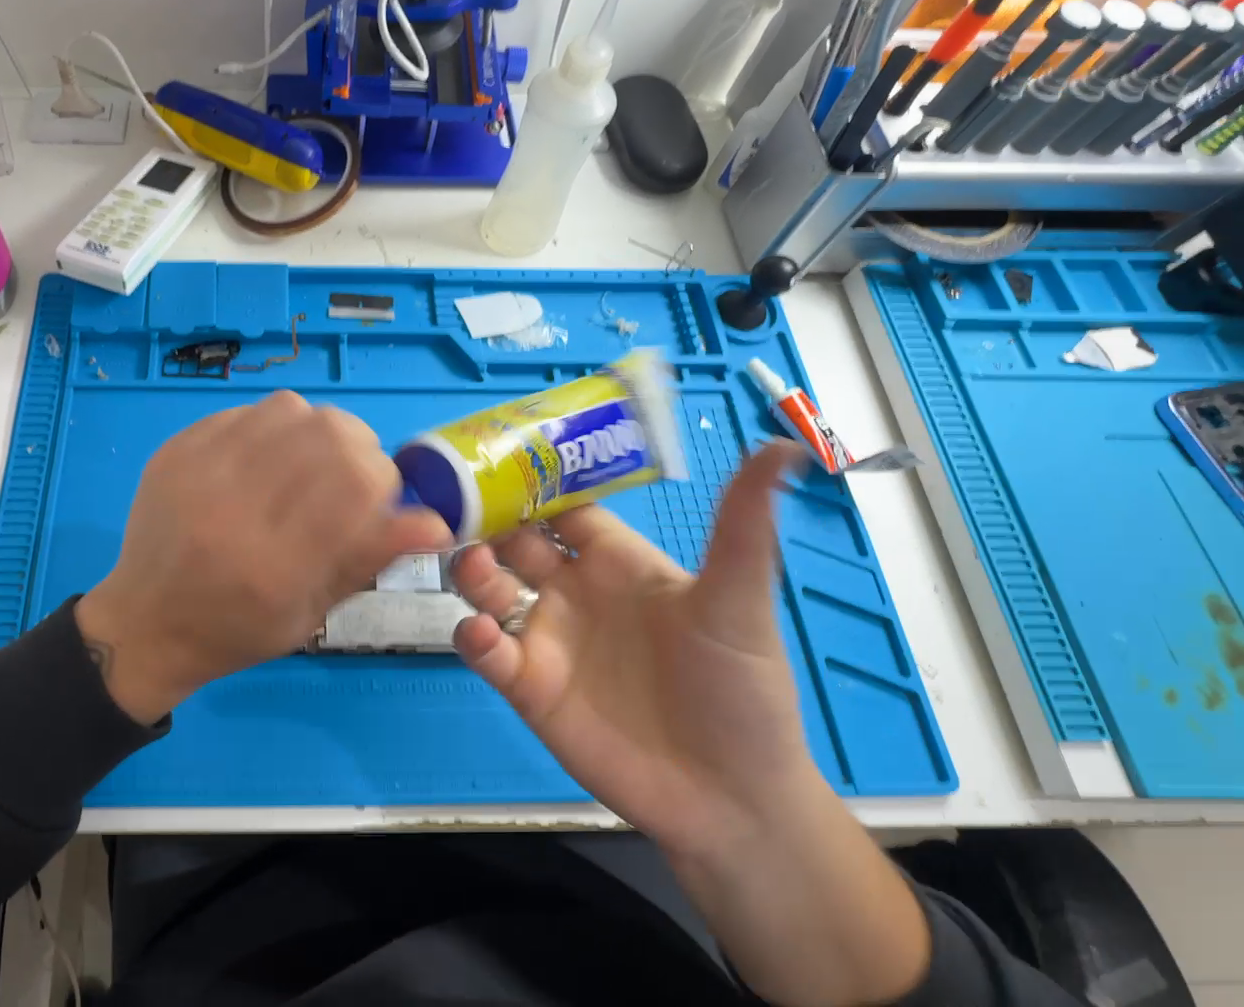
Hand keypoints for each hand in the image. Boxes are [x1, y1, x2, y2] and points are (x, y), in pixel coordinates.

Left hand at [77, 392, 450, 723]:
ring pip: (292, 410)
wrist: (145, 622)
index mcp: (272, 566)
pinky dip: (279, 427)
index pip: (357, 487)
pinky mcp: (177, 448)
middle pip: (329, 436)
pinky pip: (250, 410)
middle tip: (358, 480)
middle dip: (364, 453)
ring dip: (322, 432)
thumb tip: (435, 522)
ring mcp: (198, 470)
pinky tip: (274, 457)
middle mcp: (233, 508)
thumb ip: (367, 560)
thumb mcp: (310, 613)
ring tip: (317, 463)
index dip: (389, 486)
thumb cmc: (237, 632)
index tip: (389, 504)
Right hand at [450, 440, 815, 855]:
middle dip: (487, 521)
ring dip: (473, 571)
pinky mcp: (527, 685)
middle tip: (460, 509)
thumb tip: (783, 445)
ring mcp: (547, 638)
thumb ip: (742, 527)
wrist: (727, 797)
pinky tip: (484, 633)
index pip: (563, 506)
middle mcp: (574, 591)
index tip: (499, 455)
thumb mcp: (740, 603)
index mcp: (618, 562)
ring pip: (488, 587)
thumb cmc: (739, 691)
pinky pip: (485, 650)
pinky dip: (473, 636)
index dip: (533, 480)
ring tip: (478, 570)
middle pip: (514, 540)